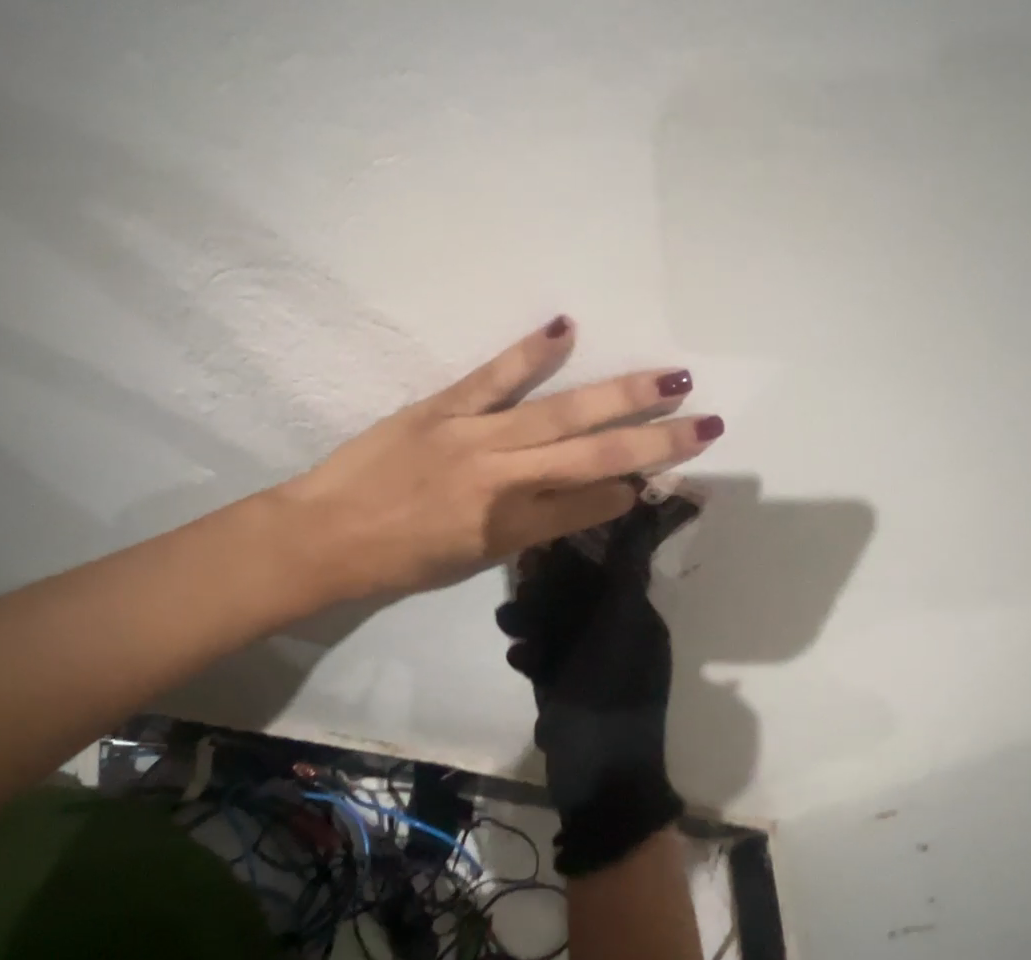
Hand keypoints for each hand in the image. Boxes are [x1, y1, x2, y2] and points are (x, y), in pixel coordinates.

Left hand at [274, 316, 720, 601]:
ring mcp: (473, 439)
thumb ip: (531, 528)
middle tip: (708, 426)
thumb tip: (589, 497)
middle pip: (592, 458)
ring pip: (559, 415)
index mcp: (510, 530)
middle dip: (655, 443)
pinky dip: (531, 352)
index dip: (635, 488)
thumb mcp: (472, 559)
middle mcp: (503, 483)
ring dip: (620, 396)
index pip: (590, 505)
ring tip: (672, 379)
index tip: (672, 473)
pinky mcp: (441, 407)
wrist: (321, 536)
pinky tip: (568, 327)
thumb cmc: (398, 561)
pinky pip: (493, 377)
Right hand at [497, 502, 685, 875]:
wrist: (599, 779)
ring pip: (555, 625)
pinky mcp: (565, 688)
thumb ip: (624, 579)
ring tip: (509, 623)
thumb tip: (639, 521)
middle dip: (545, 589)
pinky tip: (519, 659)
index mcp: (638, 621)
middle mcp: (617, 637)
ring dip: (531, 619)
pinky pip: (545, 657)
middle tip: (515, 583)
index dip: (578, 555)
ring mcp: (590, 665)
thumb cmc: (611, 699)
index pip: (610, 572)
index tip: (541, 542)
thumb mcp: (620, 633)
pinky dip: (531, 653)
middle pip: (577, 596)